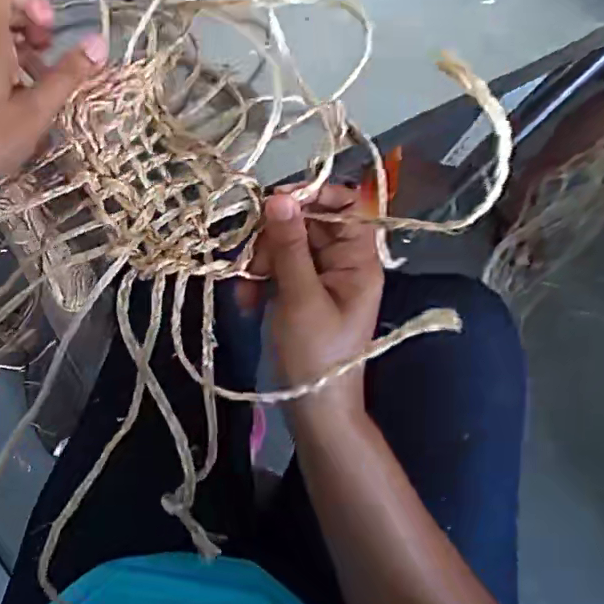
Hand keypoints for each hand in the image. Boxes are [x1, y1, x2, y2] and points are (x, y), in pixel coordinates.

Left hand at [0, 0, 104, 230]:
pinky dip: (20, 72)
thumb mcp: (35, 113)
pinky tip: (33, 103)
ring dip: (31, 51)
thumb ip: (67, 76)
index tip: (50, 29)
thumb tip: (100, 42)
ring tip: (50, 82)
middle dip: (35, 23)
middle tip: (53, 51)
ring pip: (2, 40)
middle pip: (3, 11)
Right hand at [251, 185, 383, 417]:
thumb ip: (289, 245)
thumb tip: (277, 196)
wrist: (312, 408)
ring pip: (283, 243)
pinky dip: (256, 279)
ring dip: (259, 260)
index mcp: (357, 259)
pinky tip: (246, 301)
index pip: (346, 204)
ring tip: (247, 287)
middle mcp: (339, 261)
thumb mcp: (301, 297)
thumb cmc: (316, 354)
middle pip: (306, 222)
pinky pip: (273, 267)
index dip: (314, 194)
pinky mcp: (294, 290)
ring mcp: (315, 276)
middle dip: (273, 236)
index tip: (275, 200)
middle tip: (252, 260)